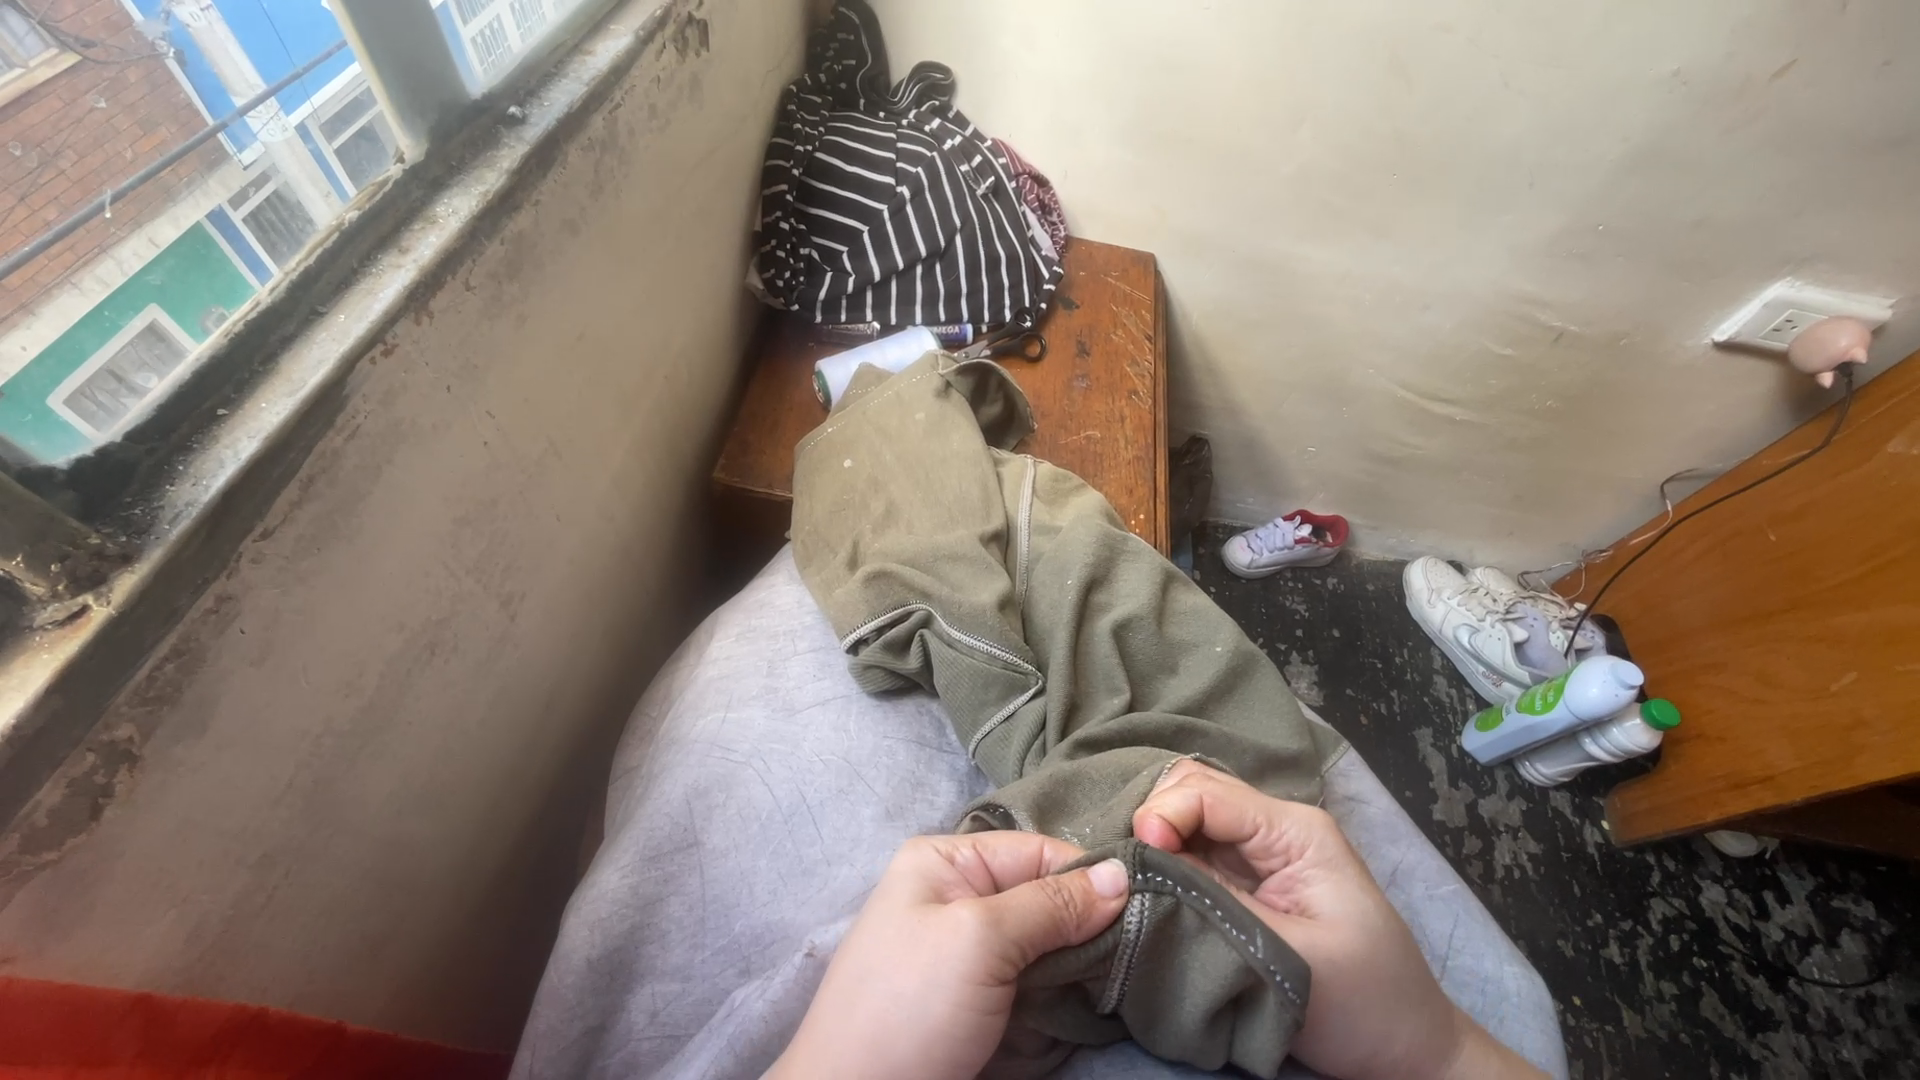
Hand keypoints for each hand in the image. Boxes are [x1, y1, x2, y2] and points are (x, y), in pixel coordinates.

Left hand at [767, 833, 1129, 1079]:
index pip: (1035, 849)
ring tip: (1105, 988)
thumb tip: (1123, 873)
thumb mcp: (979, 940)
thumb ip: (1051, 904)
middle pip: (1045, 897)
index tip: (1142, 904)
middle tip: (1129, 956)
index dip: (1086, 875)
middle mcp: (958, 897)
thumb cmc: (910, 1006)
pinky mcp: (977, 1003)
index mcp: (947, 862)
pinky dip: (1057, 1002)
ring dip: (1073, 972)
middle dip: (1083, 929)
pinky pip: (1034, 987)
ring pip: (1046, 947)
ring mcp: (967, 954)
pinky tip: (1076, 1012)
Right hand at [1133, 761, 1544, 1079]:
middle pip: (1190, 789)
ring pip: (1184, 817)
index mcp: (1292, 830)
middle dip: (1153, 820)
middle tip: (1133, 871)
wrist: (1405, 1054)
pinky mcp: (1242, 880)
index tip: (1140, 862)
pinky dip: (1163, 862)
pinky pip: (1190, 851)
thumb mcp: (1289, 954)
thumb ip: (1212, 902)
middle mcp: (1270, 827)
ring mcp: (1256, 852)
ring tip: (1137, 880)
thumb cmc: (1364, 1003)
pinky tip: (1152, 887)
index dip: (1163, 816)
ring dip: (1154, 842)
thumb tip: (1141, 866)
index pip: (1206, 792)